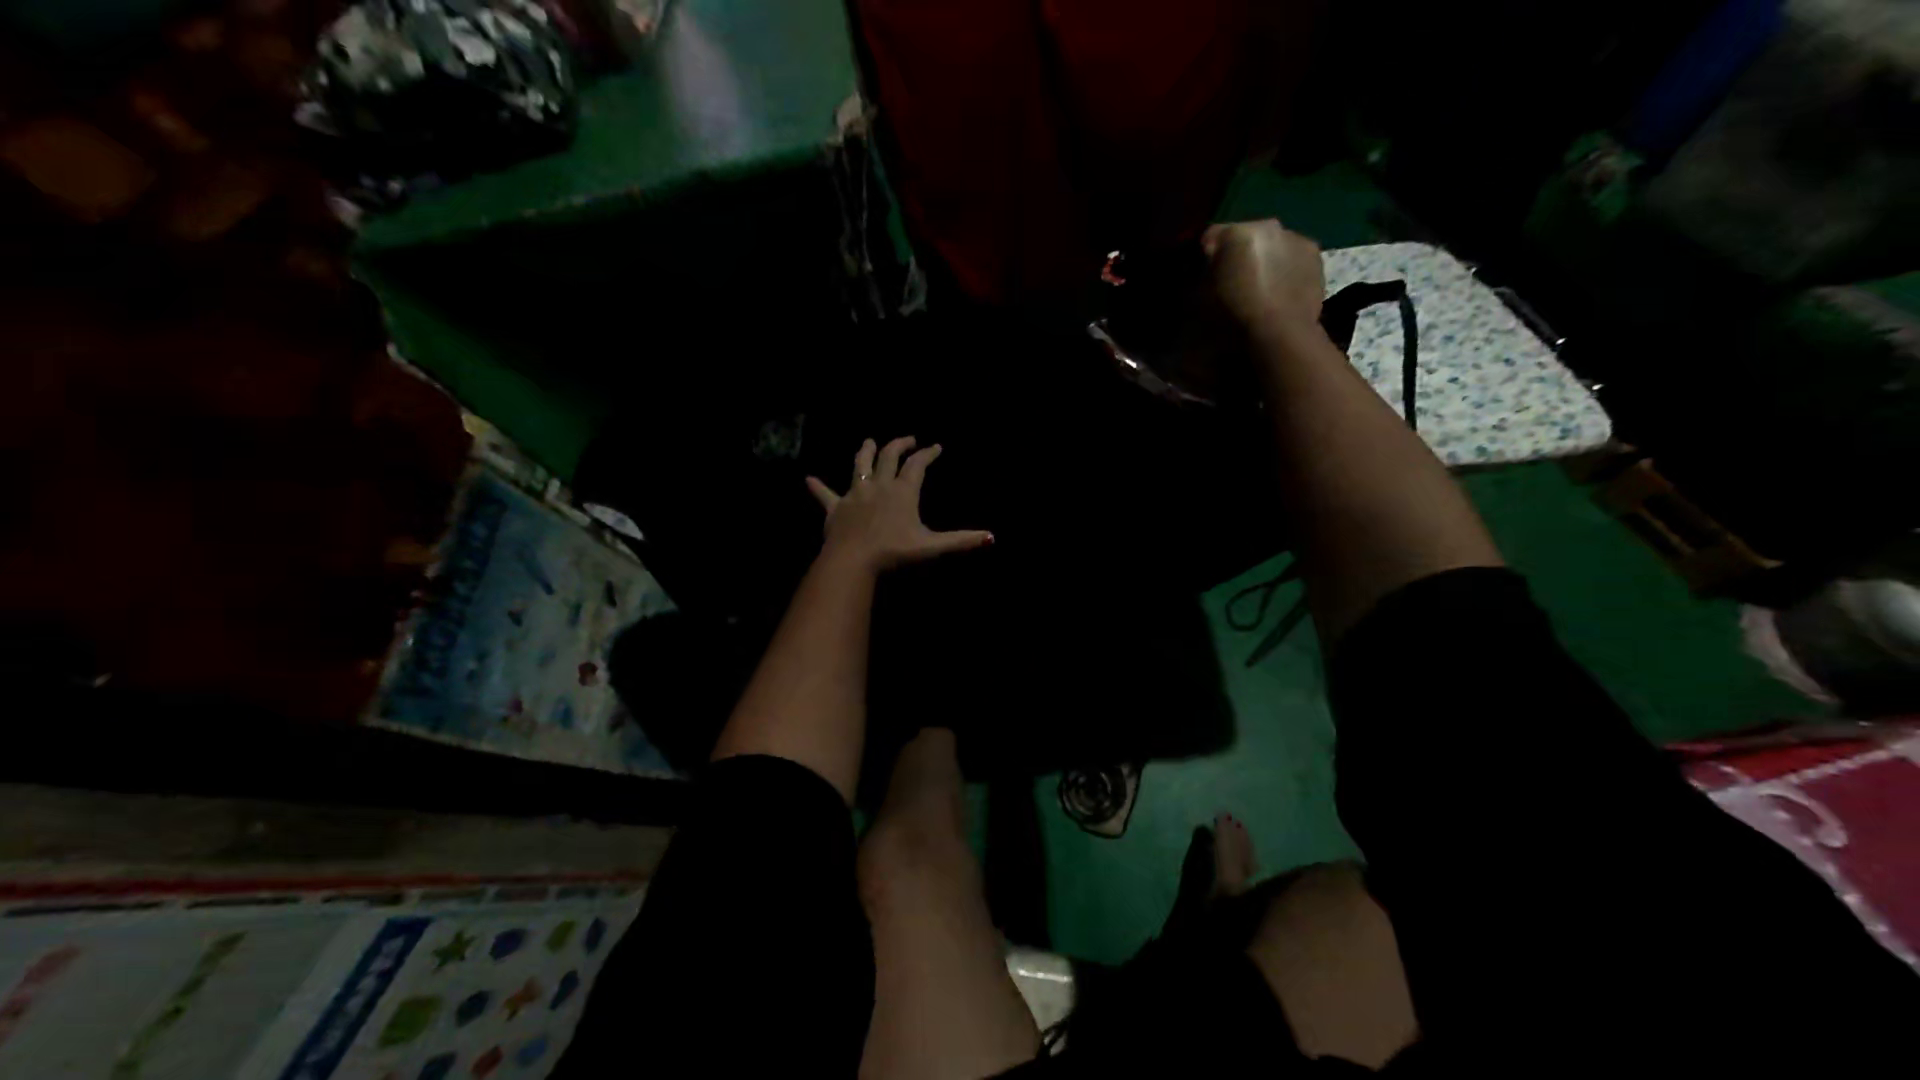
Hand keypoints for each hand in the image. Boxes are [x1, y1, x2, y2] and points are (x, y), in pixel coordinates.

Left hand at [805, 437, 992, 572]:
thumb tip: (991, 537)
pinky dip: (817, 487)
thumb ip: (960, 540)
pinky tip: (807, 479)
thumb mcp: (931, 546)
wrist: (853, 560)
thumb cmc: (894, 552)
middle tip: (909, 439)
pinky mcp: (835, 507)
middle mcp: (879, 485)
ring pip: (859, 465)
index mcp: (902, 491)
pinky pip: (825, 494)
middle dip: (900, 444)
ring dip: (865, 452)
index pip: (918, 465)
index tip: (936, 446)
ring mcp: (855, 494)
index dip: (928, 454)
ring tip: (869, 441)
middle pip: (889, 456)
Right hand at [1202, 220, 1324, 339]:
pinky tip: (1279, 290)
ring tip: (1258, 288)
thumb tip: (1206, 268)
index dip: (1204, 256)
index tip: (1202, 274)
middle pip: (1244, 236)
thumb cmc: (1233, 317)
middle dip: (1237, 254)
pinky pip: (1291, 255)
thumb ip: (1201, 274)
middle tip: (1232, 281)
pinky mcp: (1314, 254)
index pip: (1210, 236)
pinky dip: (1284, 267)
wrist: (1280, 334)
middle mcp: (1268, 226)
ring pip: (1271, 244)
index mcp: (1236, 233)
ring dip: (1263, 258)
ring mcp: (1295, 238)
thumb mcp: (1199, 298)